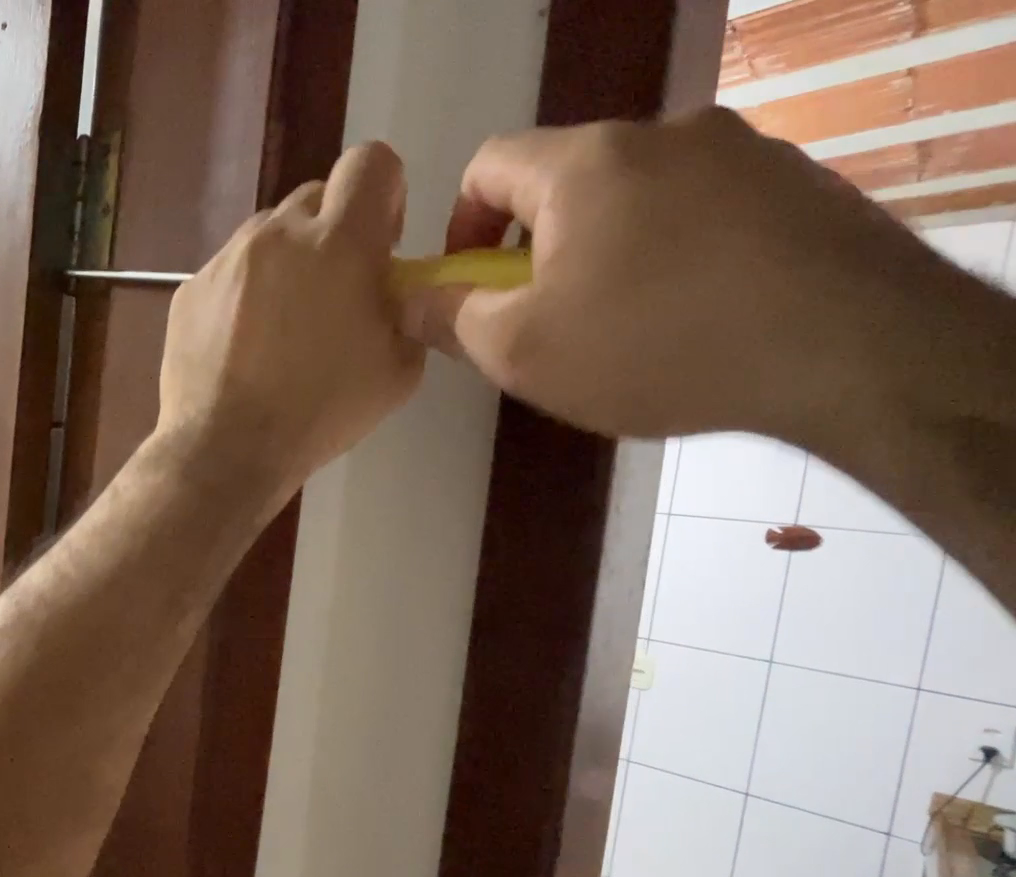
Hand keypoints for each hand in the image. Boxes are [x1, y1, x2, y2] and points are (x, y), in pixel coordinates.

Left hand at [156, 141, 425, 496]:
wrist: (227, 447)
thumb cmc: (322, 410)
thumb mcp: (400, 363)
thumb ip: (403, 304)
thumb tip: (386, 286)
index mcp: (339, 240)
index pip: (371, 162)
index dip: (383, 193)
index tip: (380, 241)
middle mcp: (276, 234)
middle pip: (314, 198)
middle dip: (331, 231)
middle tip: (332, 291)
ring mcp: (224, 261)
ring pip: (266, 236)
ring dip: (284, 263)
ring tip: (281, 325)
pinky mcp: (188, 291)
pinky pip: (226, 274)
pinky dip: (241, 295)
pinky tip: (241, 346)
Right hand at [405, 107, 980, 444]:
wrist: (857, 354)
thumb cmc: (654, 347)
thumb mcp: (518, 350)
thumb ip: (447, 317)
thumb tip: (408, 298)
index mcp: (585, 163)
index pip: (487, 164)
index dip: (459, 226)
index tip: (472, 286)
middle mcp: (663, 134)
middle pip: (562, 182)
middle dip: (534, 247)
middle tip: (545, 319)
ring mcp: (743, 152)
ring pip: (634, 197)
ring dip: (604, 251)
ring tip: (622, 325)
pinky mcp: (799, 184)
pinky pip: (701, 211)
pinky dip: (673, 254)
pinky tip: (692, 316)